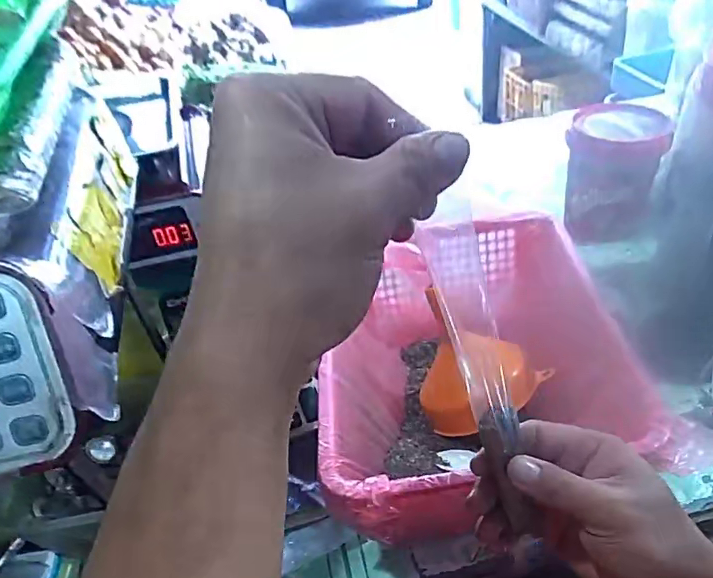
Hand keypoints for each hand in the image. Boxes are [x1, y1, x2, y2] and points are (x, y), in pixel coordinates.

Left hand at [185, 75, 469, 405]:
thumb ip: (418, 168)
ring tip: (400, 232)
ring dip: (378, 199)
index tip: (442, 179)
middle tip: (422, 212)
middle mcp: (252, 126)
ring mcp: (252, 173)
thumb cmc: (306, 262)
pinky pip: (318, 199)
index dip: (411, 136)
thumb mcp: (370, 206)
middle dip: (393, 173)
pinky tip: (373, 243)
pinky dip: (352, 217)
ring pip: (337, 171)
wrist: (252, 343)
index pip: (361, 99)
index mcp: (268, 100)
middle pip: (348, 133)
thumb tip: (460, 145)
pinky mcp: (260, 216)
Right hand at [470, 421, 712, 577]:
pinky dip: (506, 530)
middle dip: (496, 484)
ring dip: (497, 511)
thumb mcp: (608, 509)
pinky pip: (523, 523)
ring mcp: (563, 502)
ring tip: (485, 532)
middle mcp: (573, 471)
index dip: (506, 447)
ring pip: (517, 496)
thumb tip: (515, 465)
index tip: (479, 467)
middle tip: (477, 506)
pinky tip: (496, 543)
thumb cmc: (650, 539)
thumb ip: (561, 487)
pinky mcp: (557, 530)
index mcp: (591, 452)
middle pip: (521, 466)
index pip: (539, 436)